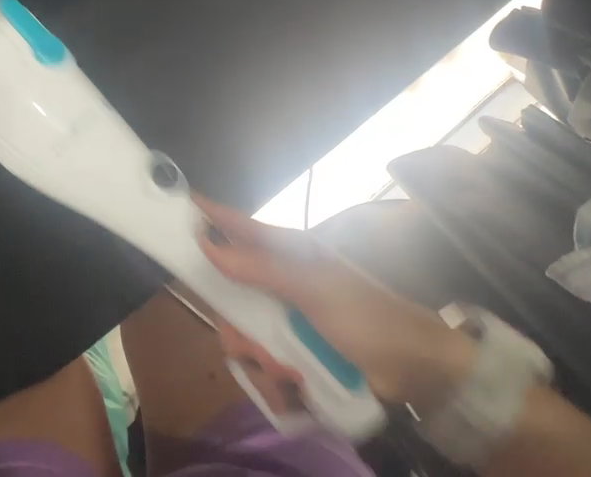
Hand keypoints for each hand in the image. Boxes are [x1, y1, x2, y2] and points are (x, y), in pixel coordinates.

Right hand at [196, 196, 473, 409]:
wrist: (418, 372)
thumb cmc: (368, 317)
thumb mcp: (313, 288)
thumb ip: (259, 267)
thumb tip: (206, 241)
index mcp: (285, 252)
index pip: (236, 226)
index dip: (207, 214)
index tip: (173, 204)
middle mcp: (277, 282)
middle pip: (227, 292)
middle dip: (236, 324)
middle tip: (249, 343)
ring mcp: (285, 319)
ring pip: (241, 332)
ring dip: (260, 358)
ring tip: (288, 373)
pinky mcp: (293, 353)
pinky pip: (261, 364)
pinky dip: (274, 380)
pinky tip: (295, 386)